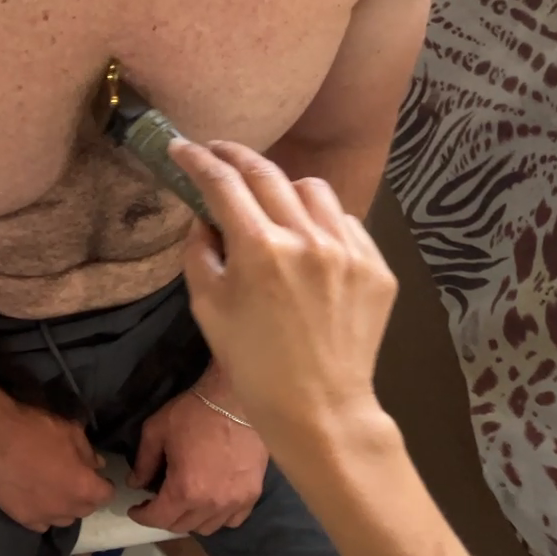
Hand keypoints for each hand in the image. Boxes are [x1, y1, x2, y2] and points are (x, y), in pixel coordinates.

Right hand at [0, 403, 115, 531]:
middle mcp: (67, 509)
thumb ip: (88, 452)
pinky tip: (35, 497)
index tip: (95, 474)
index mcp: (84, 487)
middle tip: (73, 477)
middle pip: (86, 509)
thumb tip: (97, 465)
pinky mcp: (22, 519)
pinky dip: (43, 514)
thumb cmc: (34, 429)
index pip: (106, 494)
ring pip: (64, 518)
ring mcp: (43, 517)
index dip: (103, 483)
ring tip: (53, 489)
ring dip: (64, 506)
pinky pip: (41, 523)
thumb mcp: (70, 431)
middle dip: (85, 495)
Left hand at [125, 385, 266, 535]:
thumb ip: (144, 462)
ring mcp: (236, 502)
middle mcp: (212, 504)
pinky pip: (232, 520)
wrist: (236, 400)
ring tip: (181, 502)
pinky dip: (217, 517)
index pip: (159, 518)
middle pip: (182, 526)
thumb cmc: (193, 413)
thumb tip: (135, 484)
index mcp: (185, 489)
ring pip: (207, 528)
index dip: (142, 516)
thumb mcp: (156, 431)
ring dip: (190, 520)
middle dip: (163, 517)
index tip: (134, 509)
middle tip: (154, 502)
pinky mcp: (253, 495)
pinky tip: (208, 501)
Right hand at [169, 140, 399, 452]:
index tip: (180, 148)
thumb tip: (205, 218)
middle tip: (215, 153)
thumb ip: (200, 251)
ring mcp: (348, 250)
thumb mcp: (207, 306)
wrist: (318, 407)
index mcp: (259, 248)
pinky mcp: (376, 267)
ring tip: (270, 206)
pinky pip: (345, 221)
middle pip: (266, 173)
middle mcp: (307, 237)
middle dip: (234, 156)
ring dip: (283, 188)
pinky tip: (308, 244)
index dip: (196, 160)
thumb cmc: (251, 361)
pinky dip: (320, 222)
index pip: (222, 183)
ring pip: (312, 189)